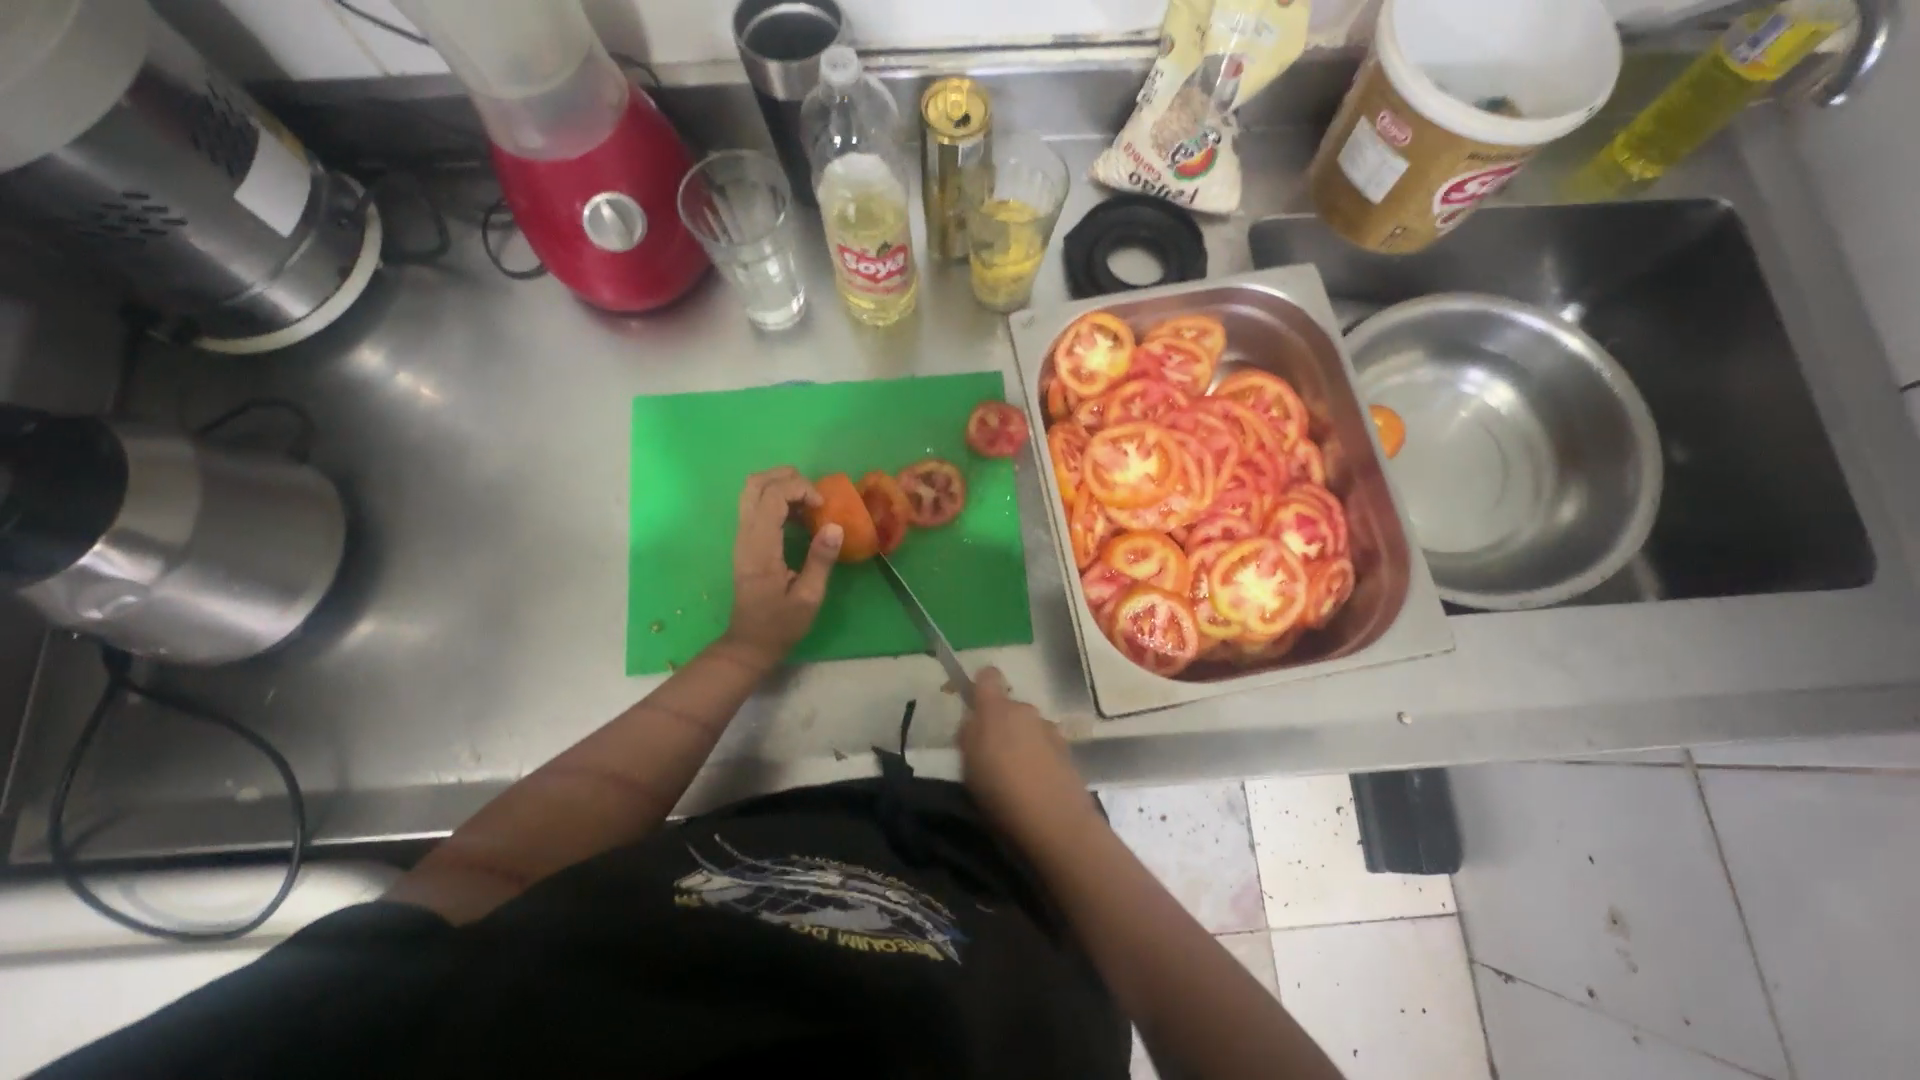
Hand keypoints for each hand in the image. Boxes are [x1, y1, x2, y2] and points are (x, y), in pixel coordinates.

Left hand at [722, 467, 840, 664]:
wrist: (750, 643)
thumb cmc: (781, 624)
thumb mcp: (808, 598)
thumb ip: (820, 560)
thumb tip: (835, 526)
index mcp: (760, 547)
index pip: (772, 497)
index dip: (800, 490)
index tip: (823, 507)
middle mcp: (746, 536)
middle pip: (755, 484)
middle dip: (787, 478)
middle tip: (814, 495)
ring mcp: (742, 537)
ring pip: (752, 491)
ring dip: (781, 486)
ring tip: (809, 503)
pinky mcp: (745, 542)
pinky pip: (756, 506)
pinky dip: (777, 500)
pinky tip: (799, 517)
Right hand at [959, 668, 1101, 850]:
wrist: (1054, 820)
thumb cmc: (1001, 791)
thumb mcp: (968, 766)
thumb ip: (969, 736)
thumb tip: (974, 721)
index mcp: (997, 710)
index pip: (988, 676)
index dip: (981, 686)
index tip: (975, 706)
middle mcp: (1027, 711)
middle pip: (1009, 708)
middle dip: (1001, 724)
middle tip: (991, 756)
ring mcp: (1051, 730)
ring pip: (1029, 728)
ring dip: (1021, 742)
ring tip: (1015, 775)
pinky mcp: (1068, 751)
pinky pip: (1045, 747)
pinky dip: (1038, 758)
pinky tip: (1035, 785)